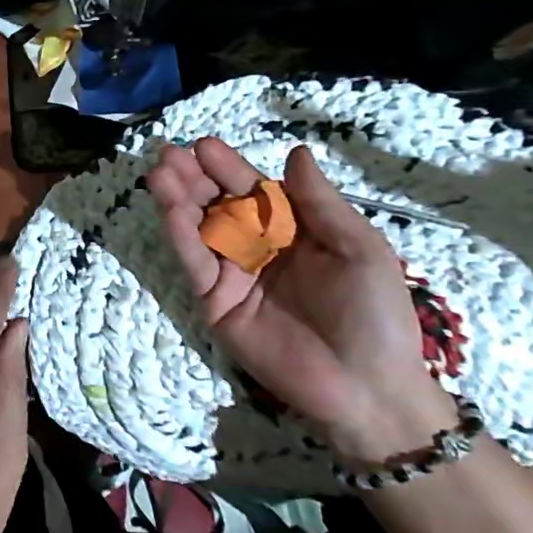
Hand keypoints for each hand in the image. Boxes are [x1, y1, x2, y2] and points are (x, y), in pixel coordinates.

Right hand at [148, 139, 453, 463]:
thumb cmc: (374, 312)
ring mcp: (234, 276)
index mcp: (293, 231)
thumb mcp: (359, 248)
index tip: (203, 145)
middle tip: (168, 155)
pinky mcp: (217, 304)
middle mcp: (258, 248)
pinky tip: (171, 211)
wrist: (367, 387)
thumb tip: (295, 151)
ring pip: (200, 231)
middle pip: (219, 206)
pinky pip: (198, 265)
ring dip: (178, 201)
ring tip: (159, 174)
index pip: (254, 191)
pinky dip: (182, 238)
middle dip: (194, 180)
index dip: (229, 168)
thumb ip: (320, 202)